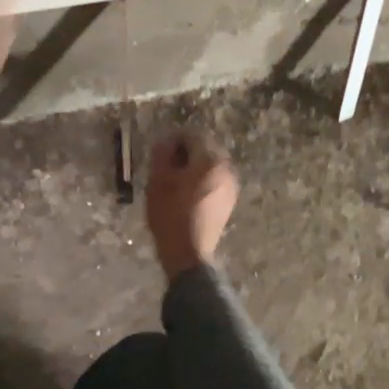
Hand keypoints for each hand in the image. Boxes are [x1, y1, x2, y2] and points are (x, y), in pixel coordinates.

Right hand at [145, 130, 238, 279]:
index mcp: (210, 160)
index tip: (159, 151)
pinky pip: (215, 179)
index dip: (174, 139)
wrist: (189, 253)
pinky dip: (202, 178)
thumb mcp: (158, 181)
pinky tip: (187, 192)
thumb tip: (165, 141)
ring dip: (193, 165)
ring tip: (175, 180)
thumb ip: (162, 154)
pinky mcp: (228, 200)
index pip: (192, 135)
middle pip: (205, 148)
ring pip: (210, 164)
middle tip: (165, 164)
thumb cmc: (170, 215)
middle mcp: (226, 168)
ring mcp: (230, 186)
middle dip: (185, 152)